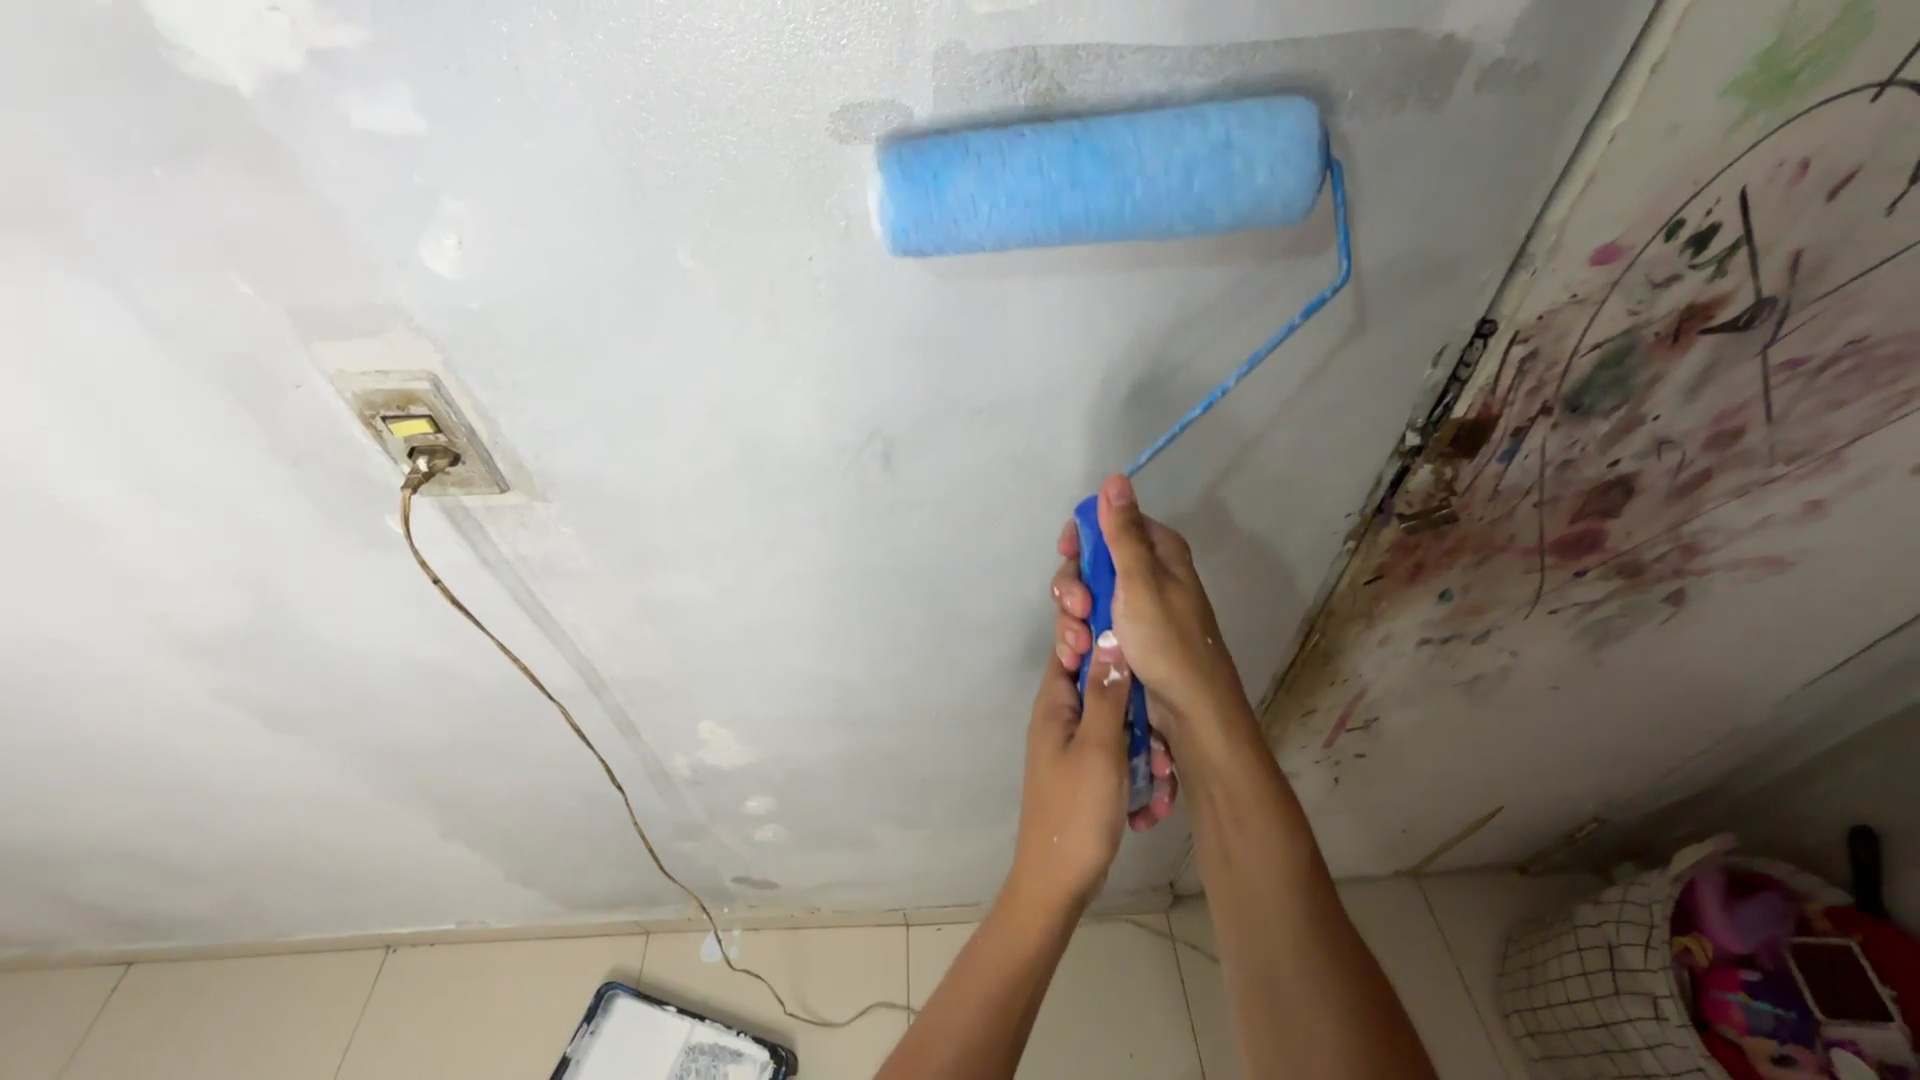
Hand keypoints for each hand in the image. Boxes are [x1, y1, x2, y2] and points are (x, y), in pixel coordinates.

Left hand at [1008, 632, 1132, 910]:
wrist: (1059, 881)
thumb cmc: (1077, 808)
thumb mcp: (1099, 745)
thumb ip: (1107, 691)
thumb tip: (1110, 635)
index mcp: (1055, 703)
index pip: (1072, 647)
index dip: (1099, 636)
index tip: (1136, 641)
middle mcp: (1062, 719)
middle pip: (1107, 687)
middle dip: (1139, 709)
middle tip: (1155, 740)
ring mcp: (1076, 748)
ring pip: (1122, 725)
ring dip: (1145, 748)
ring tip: (1158, 779)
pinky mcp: (1090, 774)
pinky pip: (1121, 756)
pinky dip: (1139, 773)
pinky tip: (1151, 802)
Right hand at [1050, 475, 1250, 740]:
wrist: (1187, 709)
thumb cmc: (1168, 641)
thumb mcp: (1140, 581)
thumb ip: (1121, 532)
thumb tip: (1115, 479)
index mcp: (1156, 551)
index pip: (1107, 523)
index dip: (1081, 536)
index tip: (1065, 552)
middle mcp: (1144, 574)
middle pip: (1088, 563)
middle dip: (1074, 588)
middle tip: (1079, 612)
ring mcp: (1131, 609)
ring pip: (1082, 598)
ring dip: (1072, 621)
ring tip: (1080, 646)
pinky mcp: (1121, 638)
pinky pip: (1087, 627)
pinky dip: (1078, 640)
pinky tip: (1077, 658)